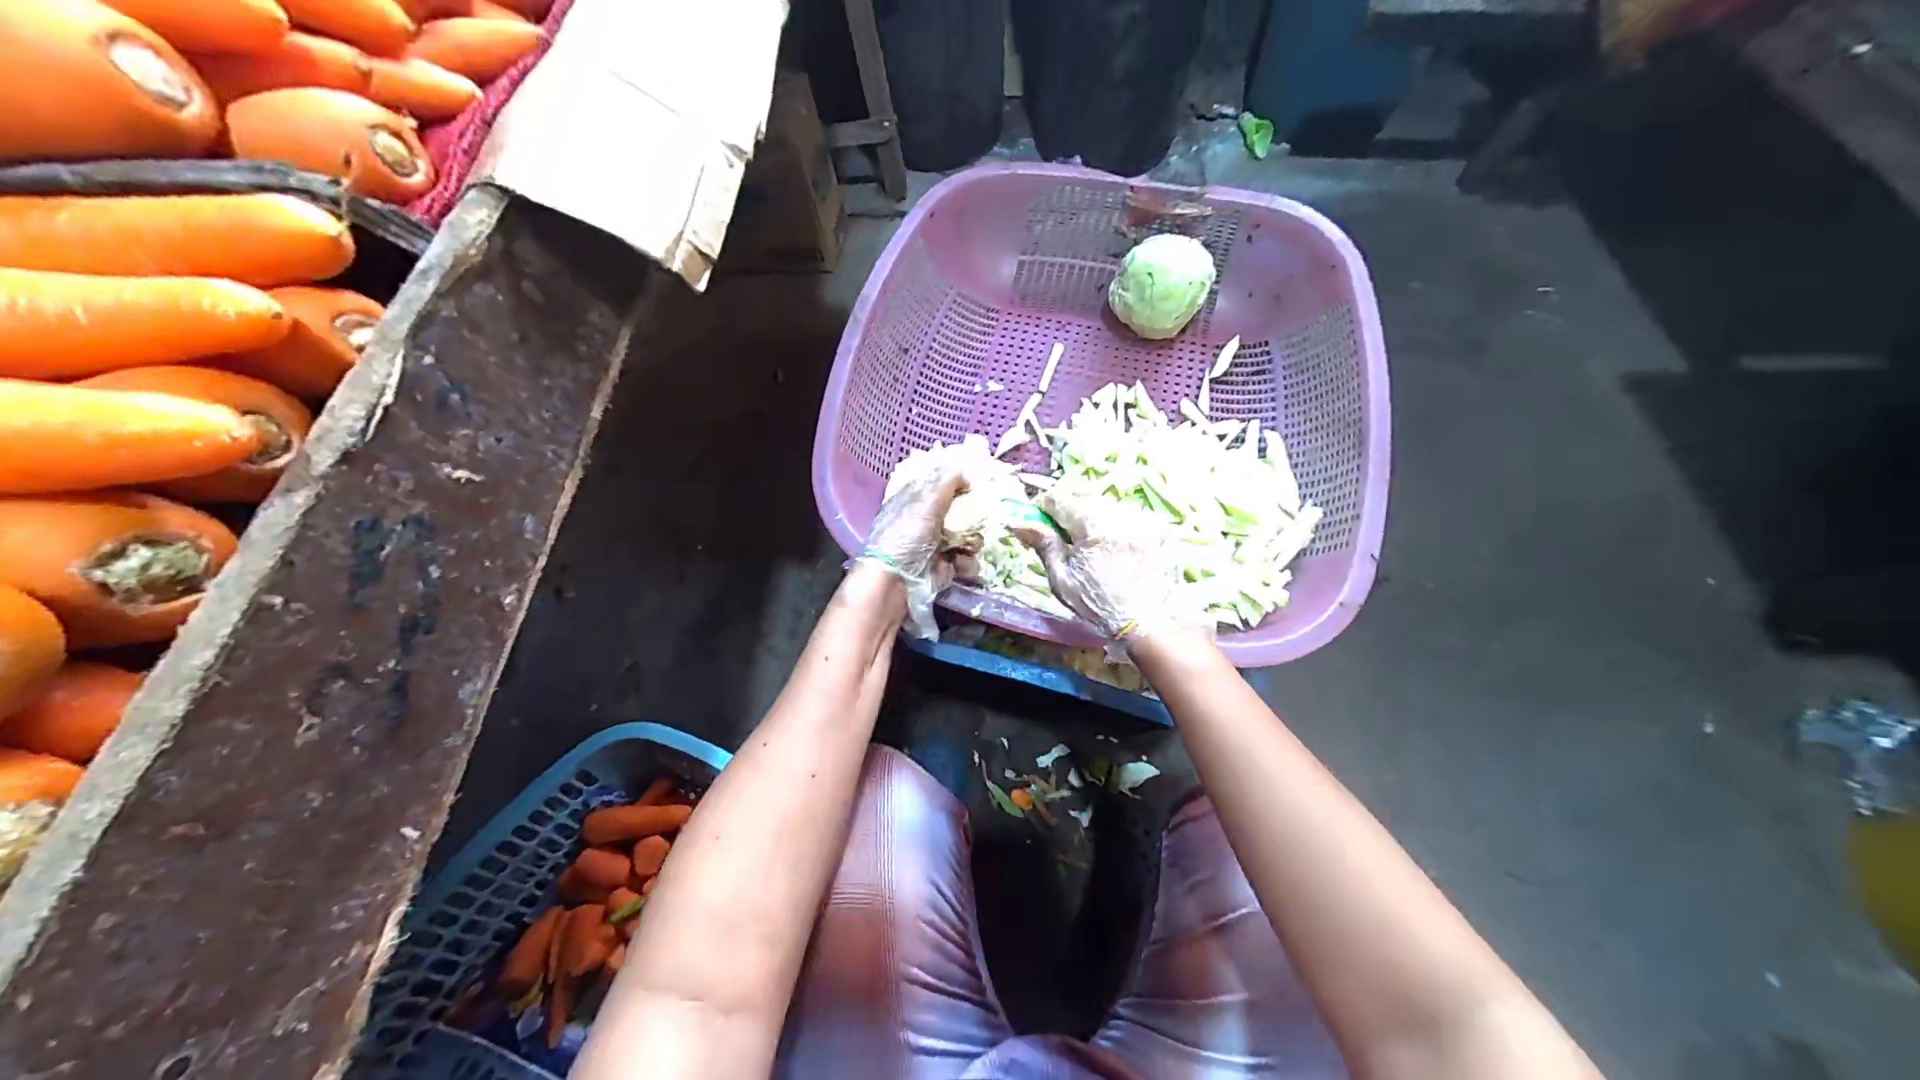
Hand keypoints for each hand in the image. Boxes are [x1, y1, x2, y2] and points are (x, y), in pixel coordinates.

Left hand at [858, 446, 969, 637]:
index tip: (977, 479)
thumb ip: (947, 482)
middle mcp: (923, 520)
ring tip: (969, 547)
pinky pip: (964, 560)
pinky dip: (966, 563)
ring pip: (966, 536)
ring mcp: (933, 545)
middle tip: (983, 514)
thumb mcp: (925, 503)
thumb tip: (965, 469)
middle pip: (957, 510)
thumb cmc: (905, 537)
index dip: (957, 478)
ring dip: (972, 542)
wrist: (894, 584)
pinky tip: (960, 565)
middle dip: (973, 514)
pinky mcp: (942, 568)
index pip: (937, 481)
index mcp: (913, 499)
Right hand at [1014, 492, 1205, 644]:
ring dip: (1093, 512)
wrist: (1146, 623)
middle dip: (1070, 508)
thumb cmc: (1097, 604)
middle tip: (1064, 531)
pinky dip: (1115, 521)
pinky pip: (1128, 513)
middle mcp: (1118, 515)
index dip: (1045, 507)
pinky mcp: (1156, 527)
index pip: (1060, 499)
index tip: (1041, 521)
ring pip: (1107, 503)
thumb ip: (1043, 545)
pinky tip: (1114, 543)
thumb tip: (1018, 523)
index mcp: (1092, 527)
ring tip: (1091, 539)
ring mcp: (1141, 520)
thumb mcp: (1062, 579)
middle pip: (1084, 496)